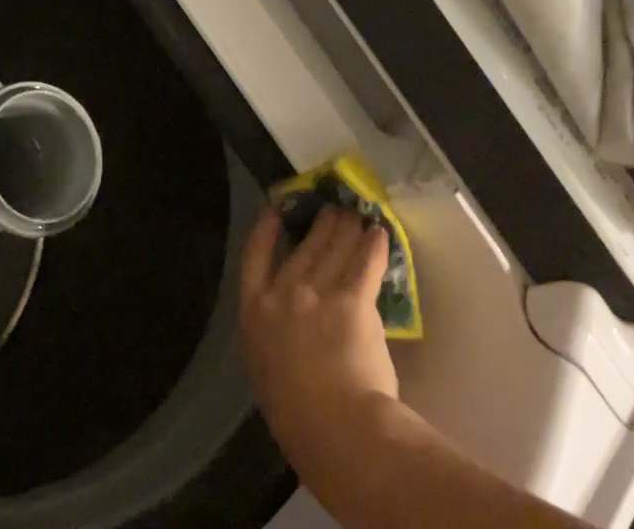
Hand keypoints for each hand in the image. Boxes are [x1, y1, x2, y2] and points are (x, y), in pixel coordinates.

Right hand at [238, 206, 397, 460]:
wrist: (329, 422)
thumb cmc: (294, 411)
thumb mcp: (265, 367)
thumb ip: (273, 339)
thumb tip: (290, 335)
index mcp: (254, 311)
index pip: (254, 257)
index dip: (266, 231)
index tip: (276, 213)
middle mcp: (282, 293)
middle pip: (303, 247)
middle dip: (320, 224)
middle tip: (334, 211)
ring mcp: (316, 293)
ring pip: (334, 248)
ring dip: (347, 228)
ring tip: (357, 216)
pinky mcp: (352, 301)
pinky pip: (365, 264)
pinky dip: (374, 247)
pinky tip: (379, 235)